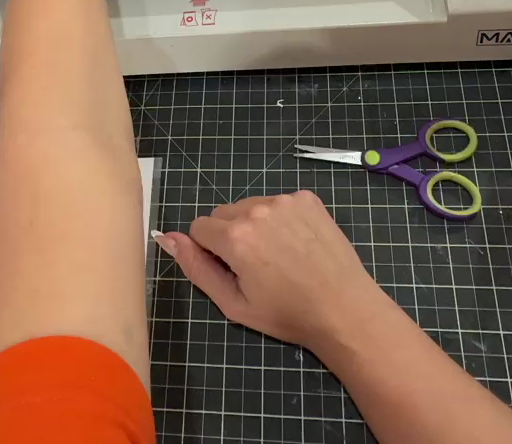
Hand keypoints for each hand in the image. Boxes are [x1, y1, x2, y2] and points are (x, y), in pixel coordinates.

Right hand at [155, 191, 385, 349]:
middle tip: (256, 267)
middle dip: (231, 236)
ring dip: (256, 225)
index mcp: (235, 236)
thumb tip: (167, 237)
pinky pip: (279, 202)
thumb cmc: (287, 314)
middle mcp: (257, 208)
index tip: (232, 271)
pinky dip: (281, 219)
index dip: (211, 252)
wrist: (344, 308)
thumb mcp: (234, 303)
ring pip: (251, 205)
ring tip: (279, 256)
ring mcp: (285, 199)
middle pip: (224, 213)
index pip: (199, 227)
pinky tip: (298, 243)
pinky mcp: (307, 197)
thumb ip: (196, 268)